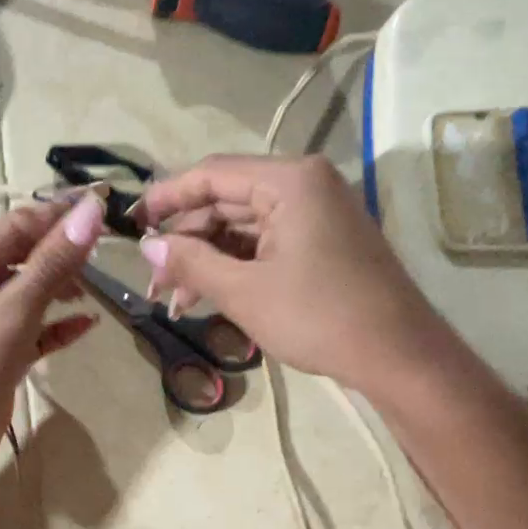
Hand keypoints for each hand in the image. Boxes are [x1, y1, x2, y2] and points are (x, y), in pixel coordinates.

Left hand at [0, 193, 105, 472]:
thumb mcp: (13, 311)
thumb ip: (53, 263)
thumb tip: (91, 211)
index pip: (15, 225)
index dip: (58, 216)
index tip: (104, 206)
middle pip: (22, 257)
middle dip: (62, 253)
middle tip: (107, 250)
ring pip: (28, 293)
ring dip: (60, 289)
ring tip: (94, 288)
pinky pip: (31, 329)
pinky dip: (56, 326)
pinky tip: (86, 324)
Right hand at [137, 156, 445, 390]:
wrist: (396, 353)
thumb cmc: (318, 317)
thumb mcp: (245, 292)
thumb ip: (193, 263)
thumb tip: (149, 247)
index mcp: (289, 180)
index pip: (212, 174)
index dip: (166, 198)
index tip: (131, 225)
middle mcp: (304, 184)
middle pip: (226, 201)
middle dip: (185, 241)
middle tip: (152, 280)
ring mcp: (316, 214)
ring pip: (243, 227)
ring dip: (206, 260)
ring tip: (174, 299)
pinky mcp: (321, 242)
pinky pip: (265, 244)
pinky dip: (235, 267)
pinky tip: (207, 297)